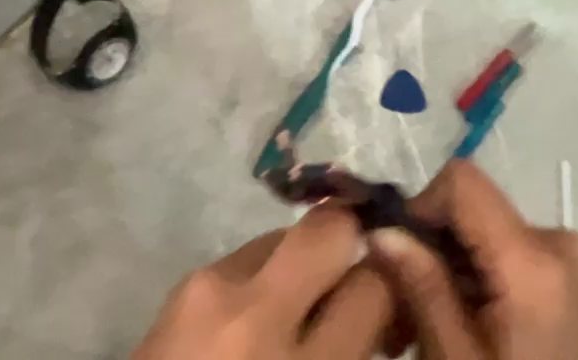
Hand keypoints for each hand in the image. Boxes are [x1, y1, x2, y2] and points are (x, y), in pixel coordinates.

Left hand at [133, 205, 395, 359]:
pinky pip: (245, 258)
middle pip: (327, 229)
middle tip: (355, 274)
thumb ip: (353, 354)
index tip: (394, 294)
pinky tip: (256, 318)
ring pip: (283, 236)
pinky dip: (263, 277)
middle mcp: (258, 316)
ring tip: (299, 305)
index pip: (373, 289)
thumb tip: (382, 304)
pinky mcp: (184, 283)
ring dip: (302, 261)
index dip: (391, 286)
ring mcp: (211, 290)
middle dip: (351, 239)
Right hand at [369, 161, 577, 359]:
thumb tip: (380, 229)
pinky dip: (476, 284)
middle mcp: (560, 242)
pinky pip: (508, 259)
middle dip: (427, 253)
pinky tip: (459, 329)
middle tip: (396, 315)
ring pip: (483, 238)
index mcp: (535, 259)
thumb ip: (423, 287)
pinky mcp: (573, 281)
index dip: (420, 207)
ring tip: (421, 330)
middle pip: (469, 214)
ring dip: (447, 274)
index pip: (462, 181)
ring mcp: (572, 262)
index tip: (397, 258)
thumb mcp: (458, 359)